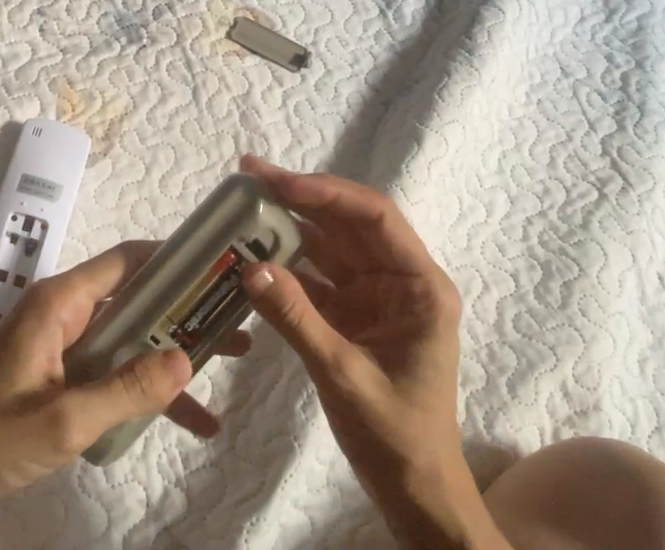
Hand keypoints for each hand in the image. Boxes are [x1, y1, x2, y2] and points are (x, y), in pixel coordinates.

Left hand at [0, 240, 251, 548]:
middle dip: (188, 306)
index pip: (128, 260)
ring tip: (235, 356)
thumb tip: (187, 358)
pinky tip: (192, 419)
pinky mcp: (60, 374)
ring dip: (176, 348)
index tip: (222, 264)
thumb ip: (126, 389)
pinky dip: (147, 388)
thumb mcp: (63, 421)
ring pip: (132, 334)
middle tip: (240, 313)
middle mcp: (64, 312)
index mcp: (59, 303)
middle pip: (137, 295)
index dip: (176, 257)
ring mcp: (62, 344)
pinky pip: (114, 370)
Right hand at [238, 156, 509, 549]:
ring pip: (329, 243)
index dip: (327, 193)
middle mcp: (399, 279)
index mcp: (420, 286)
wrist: (414, 489)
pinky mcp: (352, 313)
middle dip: (300, 196)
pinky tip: (252, 252)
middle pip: (348, 222)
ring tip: (244, 204)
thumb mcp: (343, 375)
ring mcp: (375, 295)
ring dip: (288, 224)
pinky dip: (285, 264)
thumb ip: (297, 319)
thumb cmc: (396, 436)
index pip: (376, 217)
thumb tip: (249, 267)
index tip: (280, 183)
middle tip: (249, 175)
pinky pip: (316, 276)